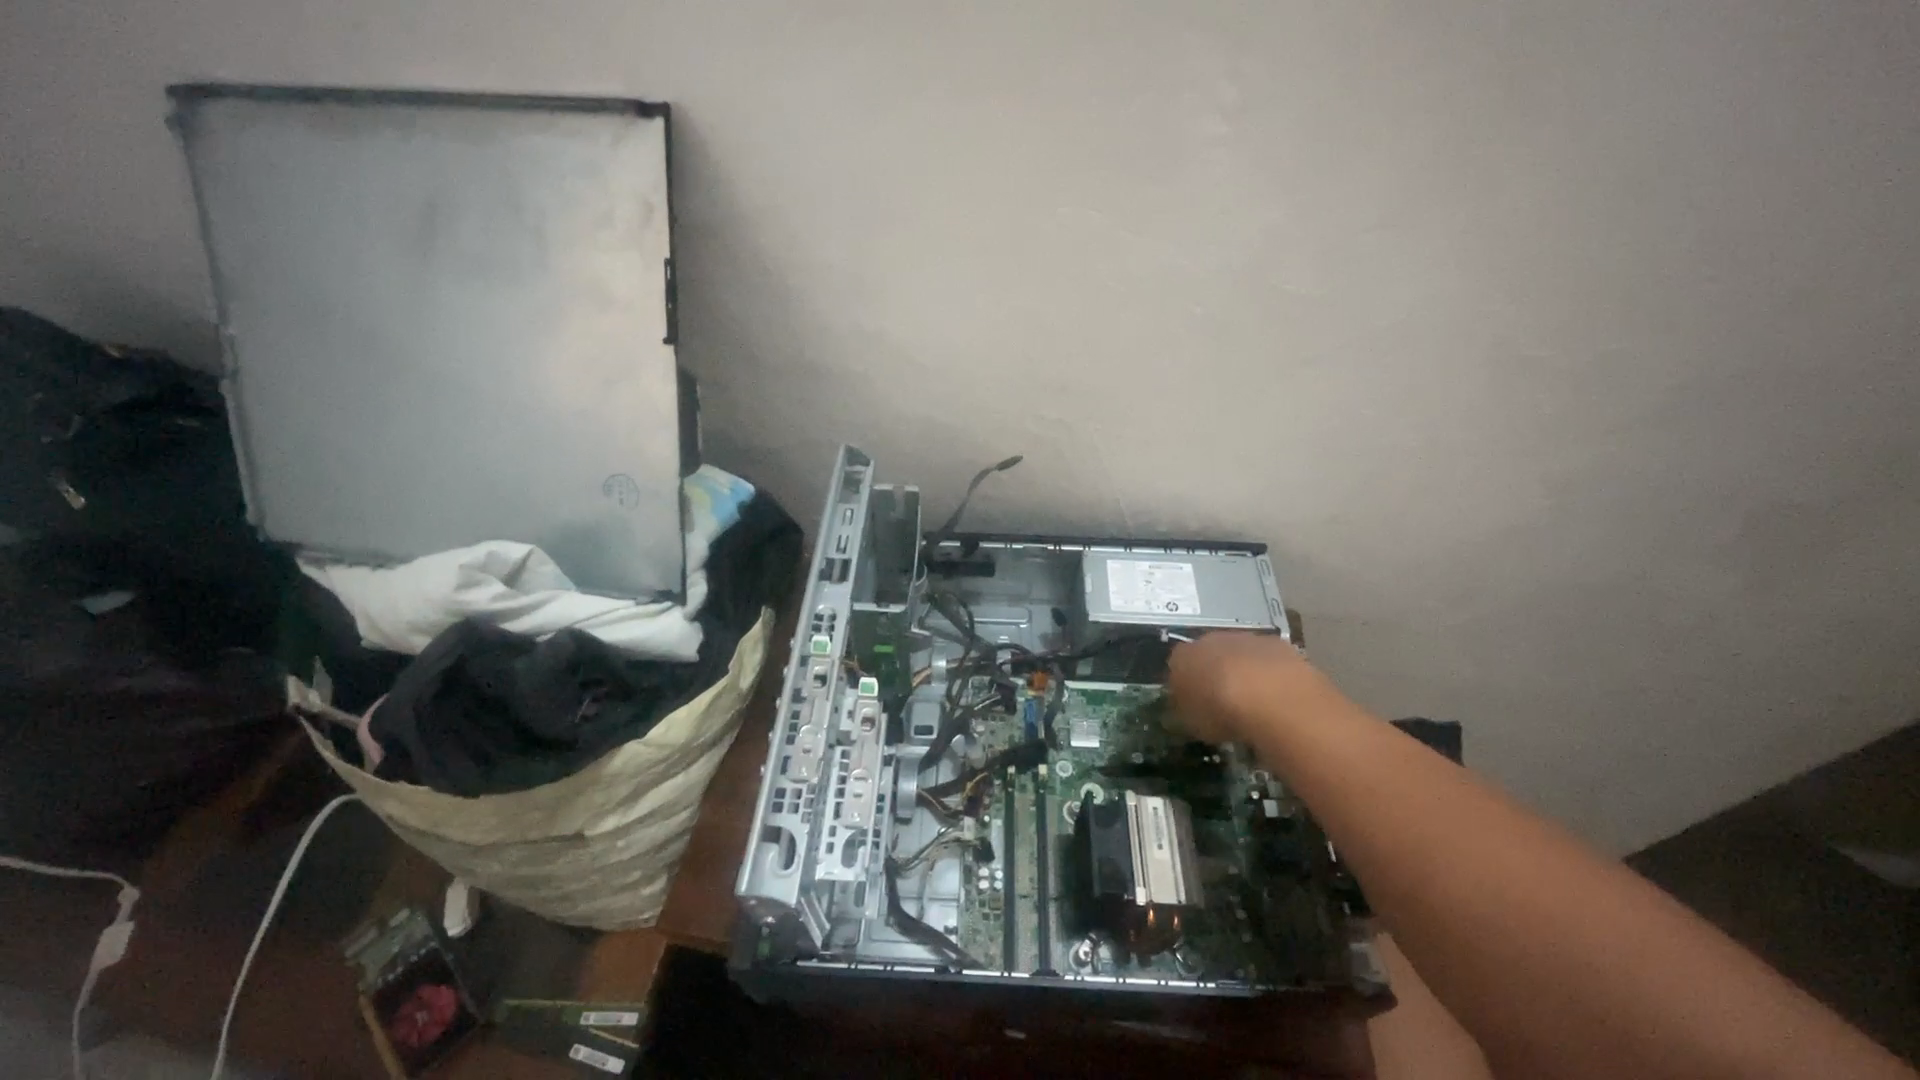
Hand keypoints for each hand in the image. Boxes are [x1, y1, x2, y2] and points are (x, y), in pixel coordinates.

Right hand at [1166, 631, 1324, 743]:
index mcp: (1182, 657)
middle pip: (1209, 655)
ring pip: (1240, 655)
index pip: (1177, 667)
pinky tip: (1277, 696)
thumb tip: (1191, 708)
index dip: (1186, 686)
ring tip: (1255, 703)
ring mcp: (1246, 639)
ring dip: (1244, 672)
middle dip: (1215, 674)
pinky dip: (1270, 674)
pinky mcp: (1277, 644)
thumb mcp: (1193, 724)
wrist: (1270, 698)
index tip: (1195, 705)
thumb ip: (1189, 711)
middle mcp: (1210, 640)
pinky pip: (1268, 660)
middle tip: (1224, 702)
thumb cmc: (1220, 713)